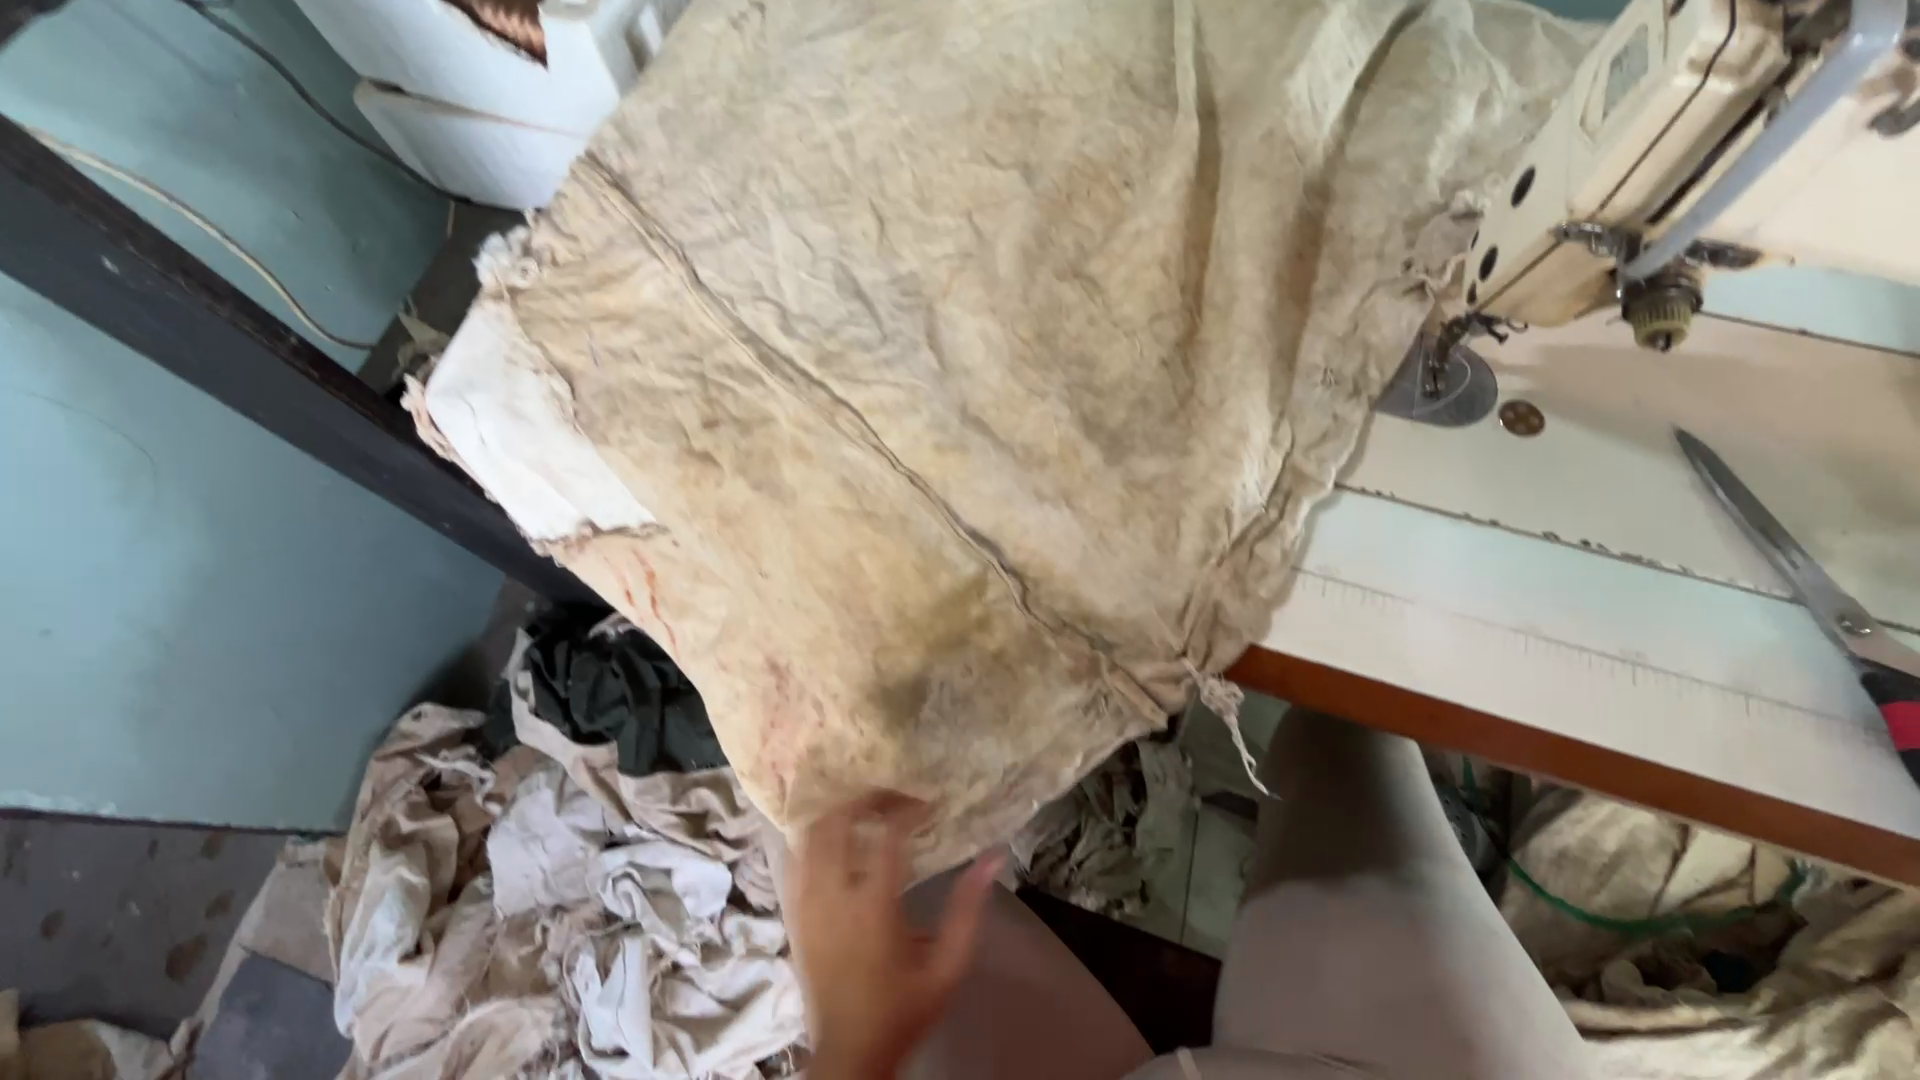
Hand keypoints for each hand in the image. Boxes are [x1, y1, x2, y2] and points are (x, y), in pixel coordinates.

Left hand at [787, 792, 1002, 1079]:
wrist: (851, 1052)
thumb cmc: (904, 1008)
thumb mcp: (948, 965)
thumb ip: (969, 909)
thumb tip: (992, 857)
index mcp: (874, 907)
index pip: (887, 836)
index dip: (907, 809)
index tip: (928, 803)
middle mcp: (832, 897)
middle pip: (838, 822)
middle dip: (865, 799)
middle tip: (894, 796)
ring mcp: (806, 904)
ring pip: (810, 835)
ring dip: (837, 814)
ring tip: (865, 810)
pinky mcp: (794, 914)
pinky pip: (796, 859)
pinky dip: (815, 838)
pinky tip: (835, 839)